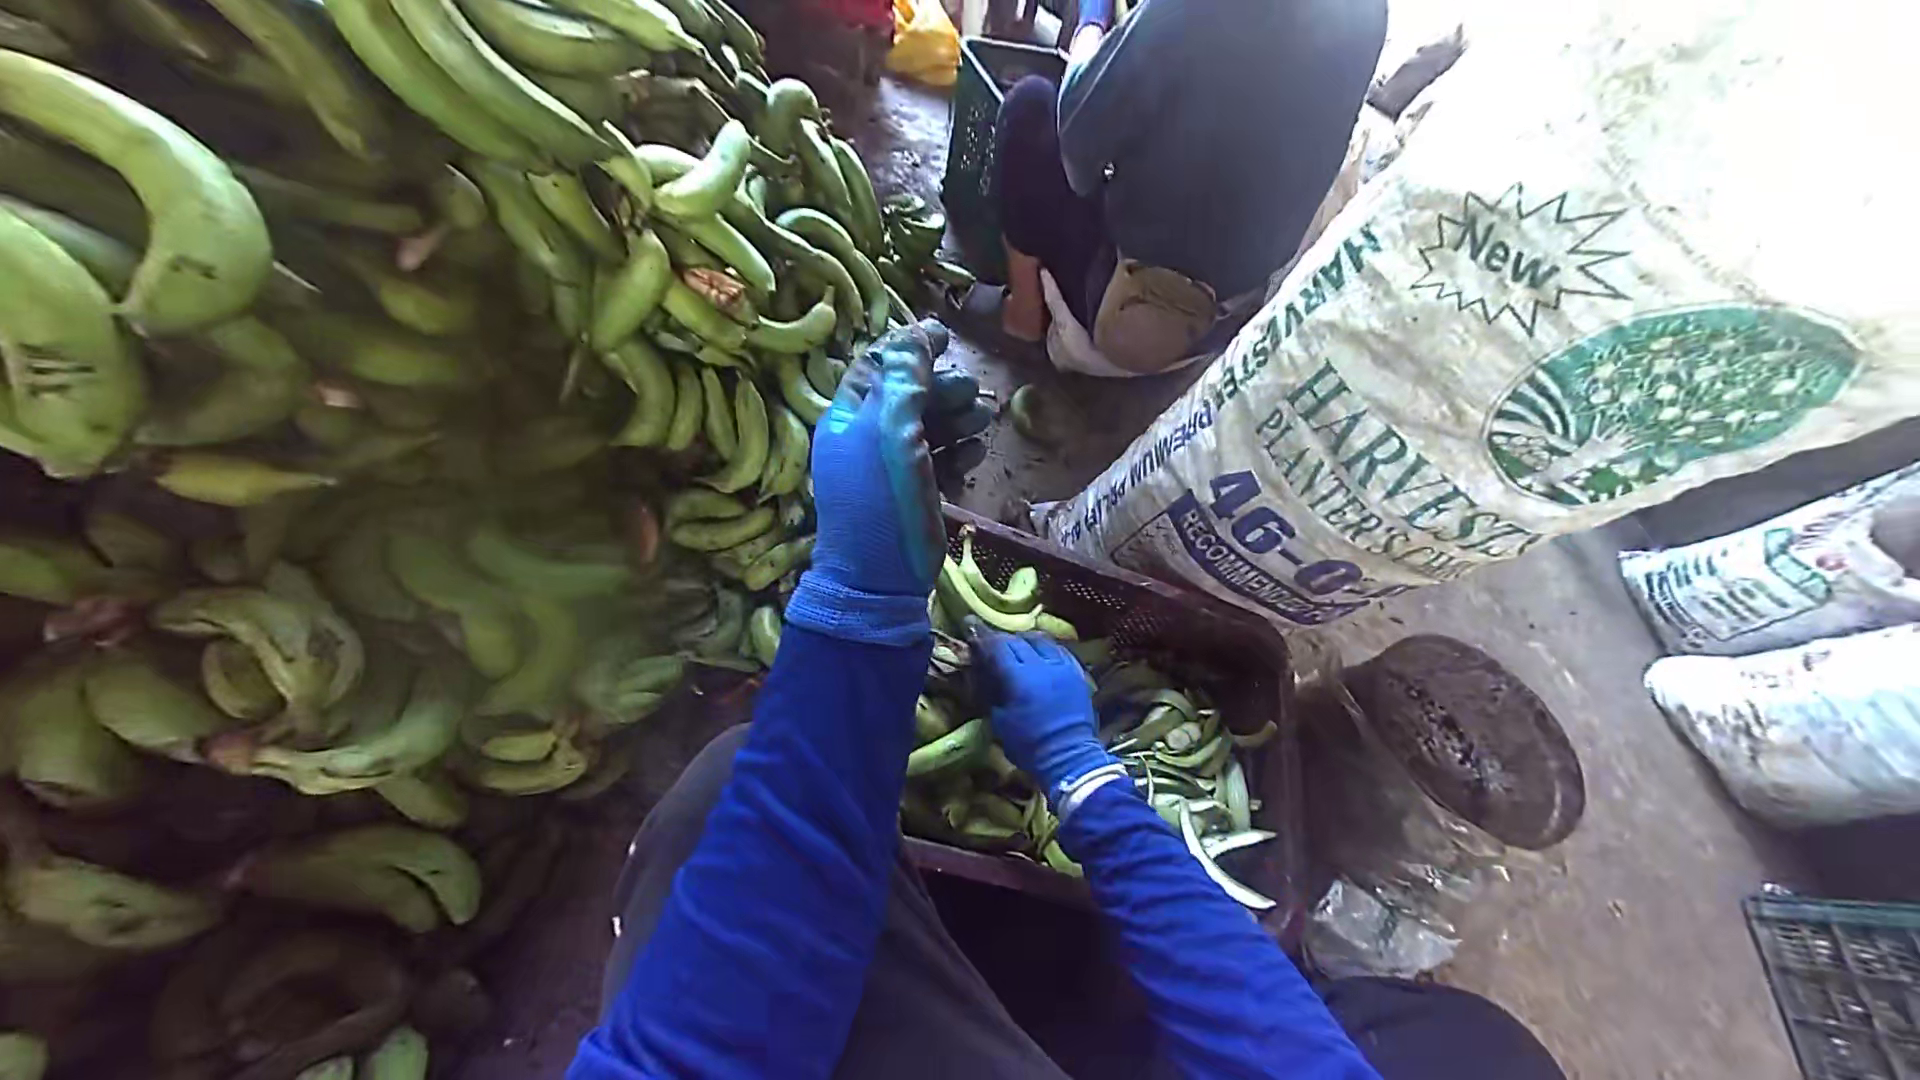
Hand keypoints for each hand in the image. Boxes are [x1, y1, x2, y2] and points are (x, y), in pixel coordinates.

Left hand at [784, 320, 948, 646]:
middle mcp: (868, 437)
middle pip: (909, 394)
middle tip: (971, 391)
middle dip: (941, 388)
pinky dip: (958, 452)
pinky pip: (940, 459)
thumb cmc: (880, 500)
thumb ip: (903, 380)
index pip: (877, 366)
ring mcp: (893, 466)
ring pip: (930, 426)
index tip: (945, 335)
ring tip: (981, 419)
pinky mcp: (916, 491)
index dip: (909, 347)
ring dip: (957, 418)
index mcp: (849, 417)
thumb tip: (917, 331)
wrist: (881, 577)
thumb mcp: (889, 432)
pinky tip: (974, 453)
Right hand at [967, 620, 1115, 793]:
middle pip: (1017, 640)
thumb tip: (983, 670)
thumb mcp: (999, 720)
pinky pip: (1059, 650)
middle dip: (1001, 639)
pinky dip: (1045, 649)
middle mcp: (1042, 665)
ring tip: (1016, 646)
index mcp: (1019, 678)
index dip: (981, 634)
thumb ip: (991, 689)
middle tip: (989, 641)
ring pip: (1041, 640)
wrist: (1070, 759)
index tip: (969, 624)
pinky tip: (1040, 654)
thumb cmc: (1029, 746)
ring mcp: (1063, 666)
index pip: (997, 646)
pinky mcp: (1078, 673)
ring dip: (1024, 640)